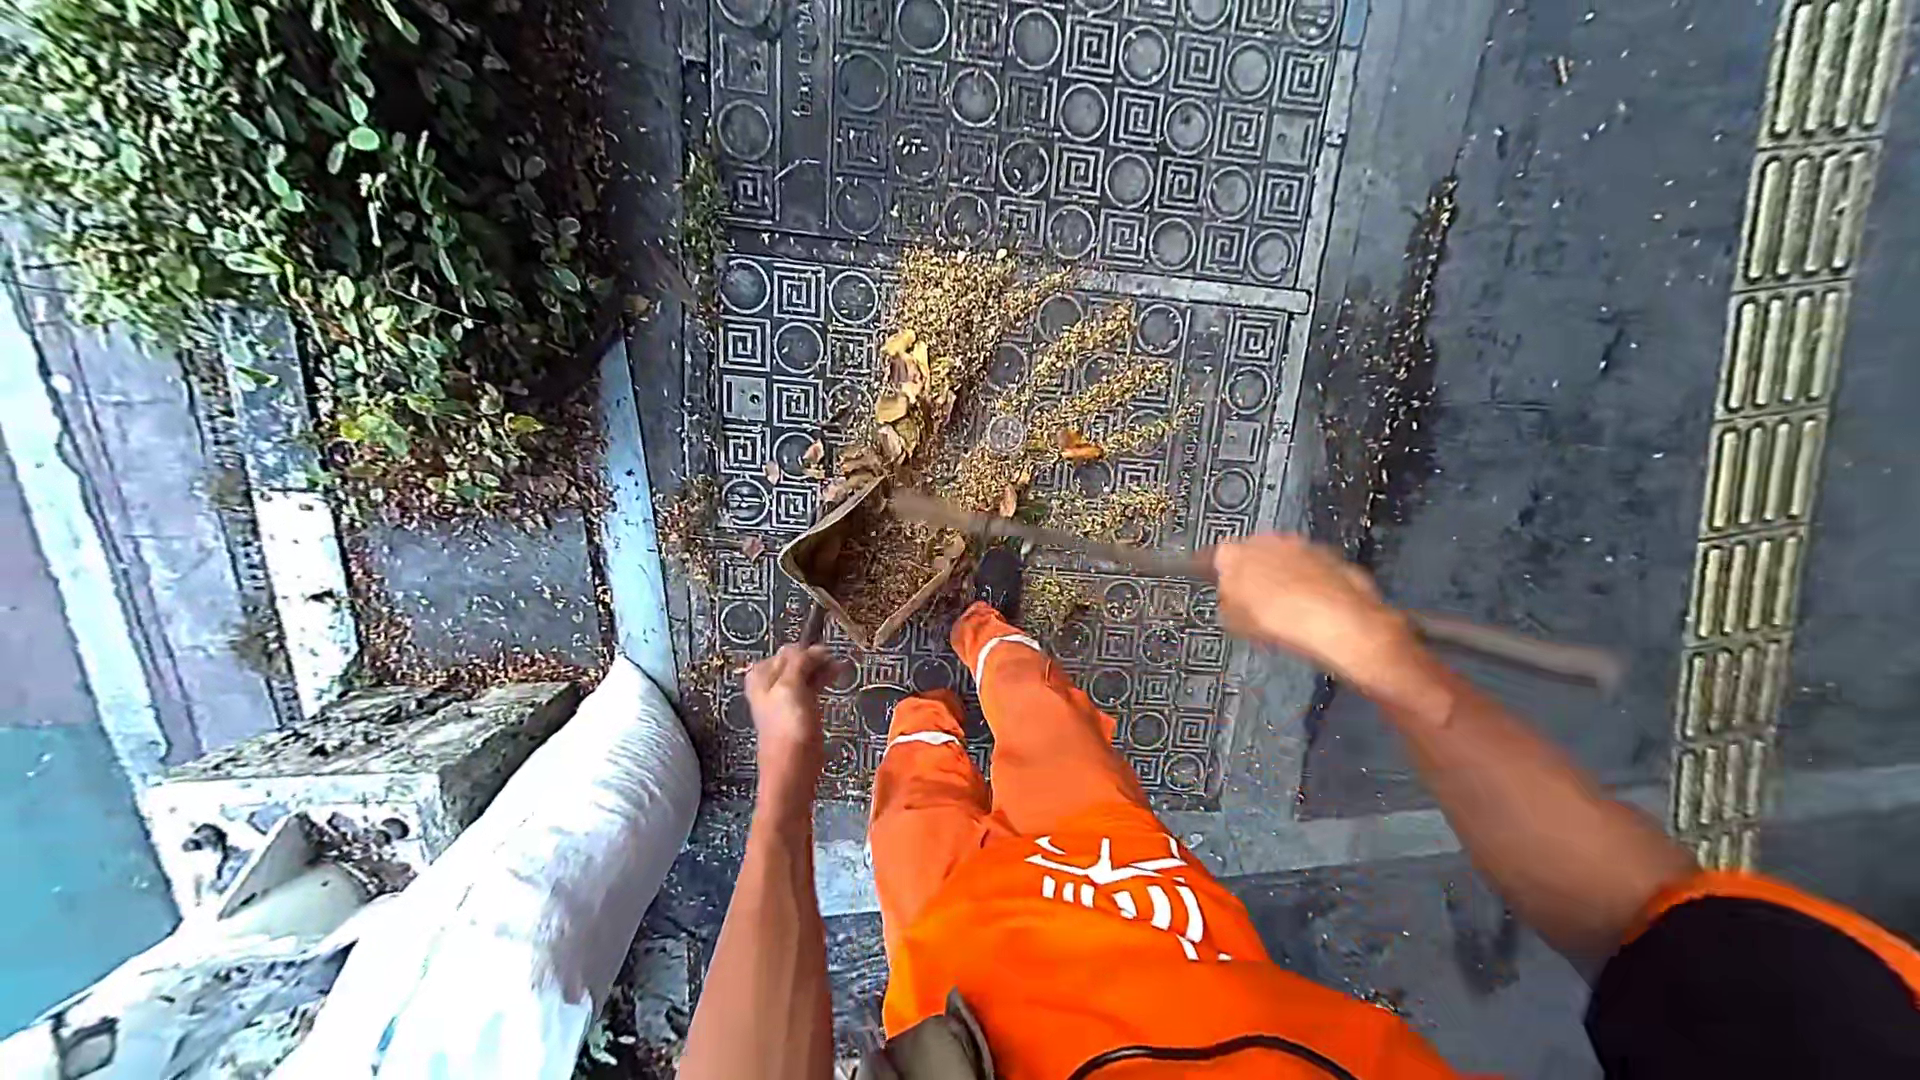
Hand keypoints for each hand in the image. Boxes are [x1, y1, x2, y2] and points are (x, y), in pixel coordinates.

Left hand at [744, 644, 839, 796]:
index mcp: (762, 677)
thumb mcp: (790, 687)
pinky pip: (811, 688)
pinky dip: (822, 680)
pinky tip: (835, 677)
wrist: (792, 768)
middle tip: (834, 658)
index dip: (804, 649)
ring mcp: (786, 699)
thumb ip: (798, 663)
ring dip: (821, 667)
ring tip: (839, 666)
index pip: (785, 652)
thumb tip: (811, 648)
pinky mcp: (800, 712)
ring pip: (804, 674)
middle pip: (794, 662)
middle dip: (814, 657)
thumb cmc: (788, 726)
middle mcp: (771, 686)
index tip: (824, 651)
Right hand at [1211, 534, 1420, 689]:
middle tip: (1250, 601)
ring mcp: (1301, 546)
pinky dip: (1308, 582)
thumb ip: (1225, 601)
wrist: (1338, 625)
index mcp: (1233, 552)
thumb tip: (1228, 601)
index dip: (1212, 573)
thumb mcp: (1233, 621)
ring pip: (1282, 559)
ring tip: (1282, 608)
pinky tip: (1308, 607)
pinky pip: (1310, 568)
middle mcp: (1266, 541)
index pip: (1213, 557)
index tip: (1211, 581)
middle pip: (1250, 554)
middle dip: (1250, 573)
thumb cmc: (1284, 621)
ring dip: (1280, 577)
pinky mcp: (1331, 556)